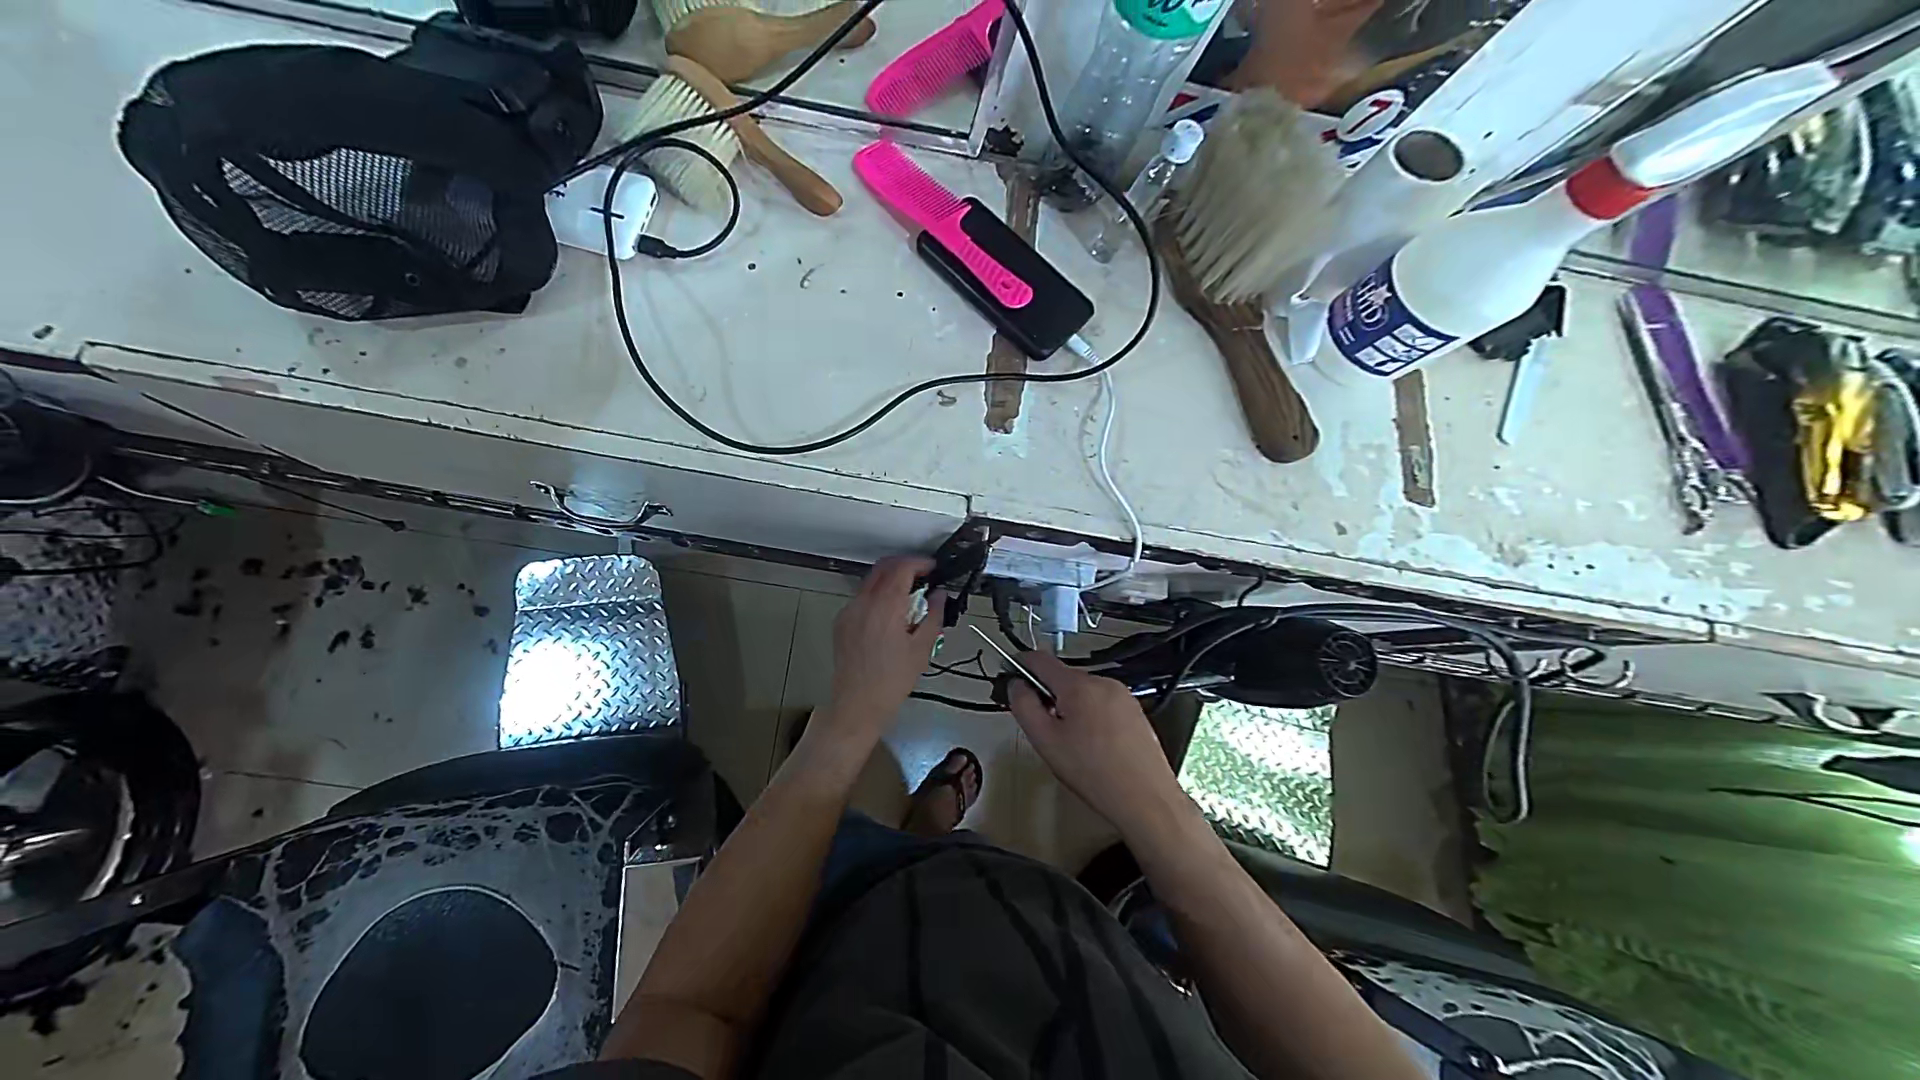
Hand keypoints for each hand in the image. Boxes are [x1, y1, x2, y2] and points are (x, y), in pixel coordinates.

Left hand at [812, 556, 943, 747]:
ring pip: (870, 581)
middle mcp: (863, 603)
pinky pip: (861, 597)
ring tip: (909, 596)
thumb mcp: (922, 649)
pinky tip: (890, 614)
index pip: (902, 568)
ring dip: (890, 579)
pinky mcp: (842, 622)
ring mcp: (849, 611)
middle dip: (904, 565)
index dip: (920, 562)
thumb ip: (933, 616)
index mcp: (885, 607)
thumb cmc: (892, 681)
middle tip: (923, 575)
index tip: (933, 568)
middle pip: (883, 567)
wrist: (858, 704)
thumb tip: (939, 595)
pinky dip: (877, 595)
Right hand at [1006, 652, 1195, 838]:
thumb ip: (1023, 705)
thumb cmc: (1096, 774)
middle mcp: (1104, 683)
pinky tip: (1093, 747)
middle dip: (1048, 695)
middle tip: (1044, 728)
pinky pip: (1102, 704)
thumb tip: (1016, 685)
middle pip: (1063, 677)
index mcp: (1079, 686)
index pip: (1040, 659)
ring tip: (1073, 744)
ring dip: (1070, 707)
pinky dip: (1091, 717)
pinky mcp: (1134, 711)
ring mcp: (1122, 696)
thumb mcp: (1044, 741)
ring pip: (1083, 692)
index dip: (1020, 664)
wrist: (1145, 799)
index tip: (1012, 675)